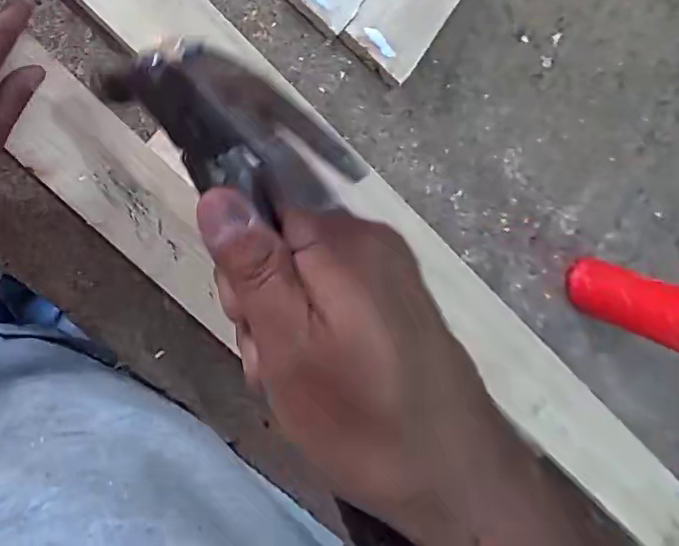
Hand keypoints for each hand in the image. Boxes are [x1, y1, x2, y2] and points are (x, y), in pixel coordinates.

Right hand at [198, 189, 596, 544]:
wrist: (461, 484)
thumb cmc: (363, 417)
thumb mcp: (290, 346)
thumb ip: (253, 268)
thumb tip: (217, 194)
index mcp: (339, 238)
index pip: (257, 217)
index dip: (242, 270)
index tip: (249, 323)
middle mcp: (366, 236)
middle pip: (279, 245)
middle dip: (262, 303)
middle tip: (274, 362)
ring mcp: (387, 264)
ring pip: (301, 275)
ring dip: (285, 324)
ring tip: (299, 379)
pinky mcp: (397, 294)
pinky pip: (332, 292)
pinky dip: (316, 328)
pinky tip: (325, 375)